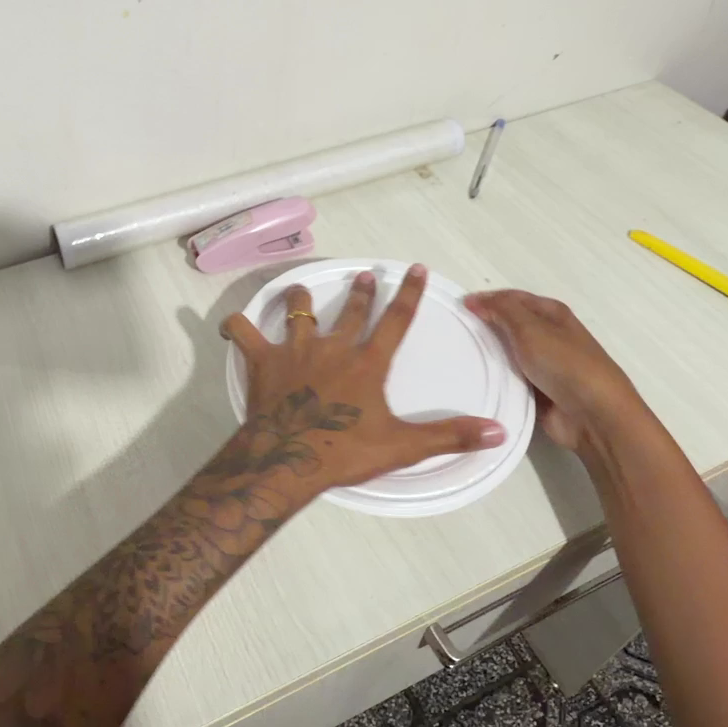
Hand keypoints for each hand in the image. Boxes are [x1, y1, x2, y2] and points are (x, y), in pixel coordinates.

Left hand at [221, 264, 505, 494]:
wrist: (289, 458)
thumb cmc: (345, 451)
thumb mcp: (403, 446)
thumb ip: (450, 436)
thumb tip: (495, 431)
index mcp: (367, 362)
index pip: (395, 321)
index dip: (407, 294)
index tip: (414, 268)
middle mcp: (333, 347)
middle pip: (350, 311)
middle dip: (360, 292)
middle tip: (363, 276)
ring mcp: (295, 350)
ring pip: (297, 312)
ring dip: (300, 300)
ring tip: (300, 291)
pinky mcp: (263, 360)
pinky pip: (244, 333)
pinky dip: (237, 326)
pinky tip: (232, 322)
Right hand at [464, 289, 649, 454]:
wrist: (594, 416)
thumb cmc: (564, 363)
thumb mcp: (530, 328)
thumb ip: (501, 310)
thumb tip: (475, 301)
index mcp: (552, 314)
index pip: (512, 299)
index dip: (486, 300)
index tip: (459, 308)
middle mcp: (549, 336)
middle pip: (509, 326)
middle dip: (485, 328)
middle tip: (455, 333)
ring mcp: (544, 365)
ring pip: (507, 354)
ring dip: (488, 356)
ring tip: (458, 358)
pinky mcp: (538, 391)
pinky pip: (510, 380)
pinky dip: (495, 380)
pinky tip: (474, 381)